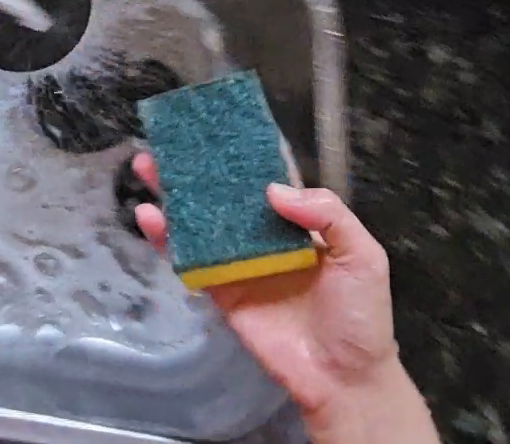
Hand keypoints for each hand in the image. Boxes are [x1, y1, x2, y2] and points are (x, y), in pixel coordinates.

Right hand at [132, 155, 406, 419]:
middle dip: (188, 169)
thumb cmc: (361, 315)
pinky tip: (148, 217)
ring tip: (146, 167)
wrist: (345, 379)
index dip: (233, 156)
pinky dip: (165, 238)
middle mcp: (257, 236)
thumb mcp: (363, 256)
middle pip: (217, 195)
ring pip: (195, 220)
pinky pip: (188, 259)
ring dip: (169, 194)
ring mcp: (235, 261)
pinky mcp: (218, 288)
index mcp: (290, 223)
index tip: (208, 131)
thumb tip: (272, 190)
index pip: (257, 180)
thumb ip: (327, 215)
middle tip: (162, 145)